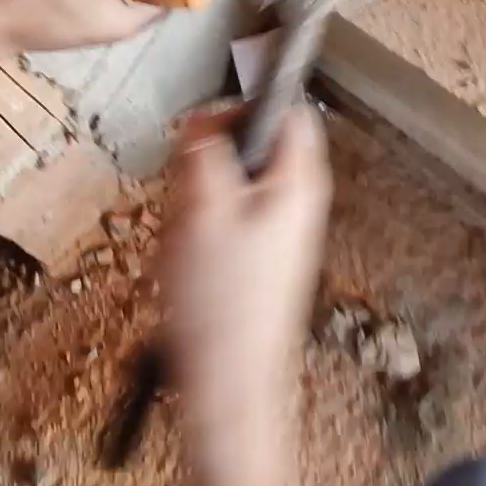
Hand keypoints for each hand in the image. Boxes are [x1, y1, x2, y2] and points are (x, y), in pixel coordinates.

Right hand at [160, 103, 331, 485]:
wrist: (228, 381)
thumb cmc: (222, 303)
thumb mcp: (203, 208)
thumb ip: (205, 150)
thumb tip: (205, 115)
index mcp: (298, 180)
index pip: (288, 109)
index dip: (245, 104)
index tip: (208, 121)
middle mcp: (298, 199)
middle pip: (257, 143)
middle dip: (214, 154)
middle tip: (189, 181)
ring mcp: (281, 228)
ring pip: (236, 179)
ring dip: (203, 190)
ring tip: (187, 224)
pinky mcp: (261, 253)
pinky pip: (230, 213)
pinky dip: (204, 219)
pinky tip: (190, 251)